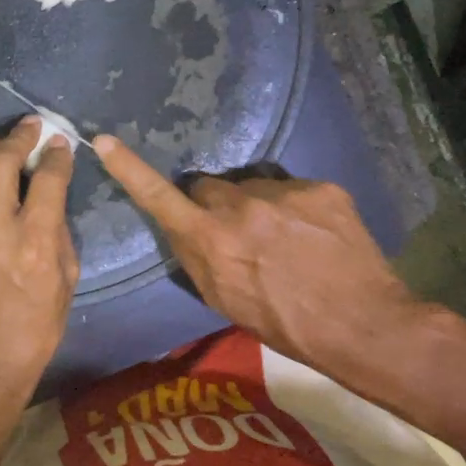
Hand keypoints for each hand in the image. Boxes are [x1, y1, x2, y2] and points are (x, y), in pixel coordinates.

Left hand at [0, 117, 79, 397]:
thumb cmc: (39, 324)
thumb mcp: (67, 278)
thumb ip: (58, 229)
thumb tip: (50, 192)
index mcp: (34, 246)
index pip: (45, 181)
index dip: (55, 155)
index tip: (60, 142)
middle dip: (16, 137)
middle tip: (31, 127)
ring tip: (3, 140)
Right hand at [92, 134, 433, 372]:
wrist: (360, 323)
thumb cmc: (280, 323)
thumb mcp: (220, 298)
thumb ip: (195, 255)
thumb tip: (183, 228)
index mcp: (210, 240)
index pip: (158, 197)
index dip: (128, 169)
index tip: (105, 142)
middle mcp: (241, 208)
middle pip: (208, 188)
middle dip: (212, 205)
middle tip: (234, 234)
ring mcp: (284, 194)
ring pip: (252, 187)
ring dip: (256, 205)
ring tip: (281, 238)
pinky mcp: (321, 188)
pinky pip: (292, 189)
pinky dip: (294, 208)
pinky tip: (311, 235)